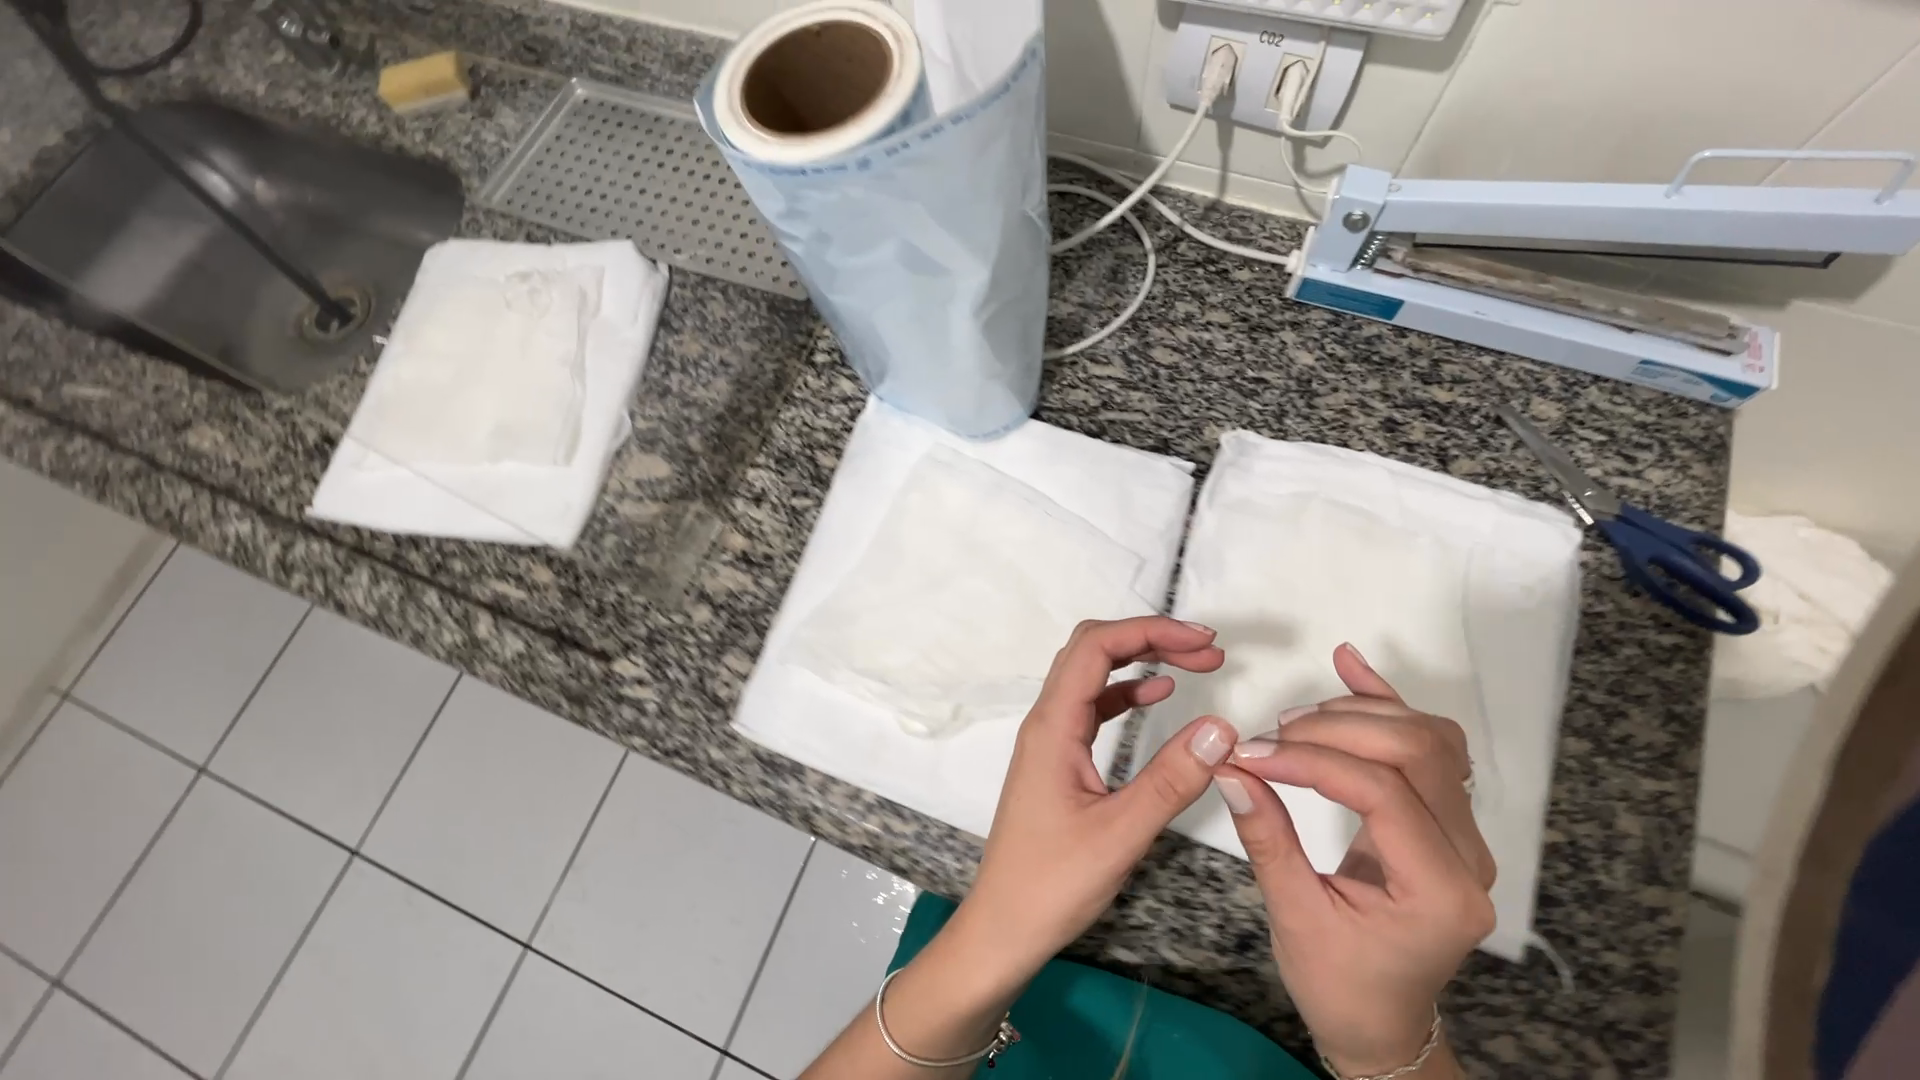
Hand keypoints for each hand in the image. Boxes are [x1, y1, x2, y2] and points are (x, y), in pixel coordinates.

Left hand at [948, 616, 1231, 994]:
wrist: (1004, 926)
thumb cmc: (1053, 884)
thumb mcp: (1121, 834)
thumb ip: (1172, 780)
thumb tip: (1222, 727)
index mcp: (1052, 727)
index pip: (1096, 647)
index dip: (1150, 632)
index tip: (1204, 643)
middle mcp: (1046, 722)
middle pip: (1092, 650)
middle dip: (1148, 638)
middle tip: (1207, 651)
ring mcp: (1050, 741)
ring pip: (1092, 676)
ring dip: (1140, 662)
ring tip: (1196, 666)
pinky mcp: (1058, 760)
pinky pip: (1093, 708)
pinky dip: (1128, 694)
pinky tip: (1159, 696)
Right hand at [1213, 645, 1493, 1077]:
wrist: (1384, 1023)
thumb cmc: (1339, 984)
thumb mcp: (1295, 917)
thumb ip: (1267, 837)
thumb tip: (1230, 768)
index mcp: (1439, 891)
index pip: (1382, 793)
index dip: (1311, 761)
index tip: (1249, 755)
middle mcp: (1468, 855)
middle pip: (1419, 752)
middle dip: (1336, 729)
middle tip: (1270, 739)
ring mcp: (1464, 834)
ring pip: (1430, 739)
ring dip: (1360, 714)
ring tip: (1294, 721)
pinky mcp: (1444, 819)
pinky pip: (1427, 746)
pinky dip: (1384, 702)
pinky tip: (1348, 665)